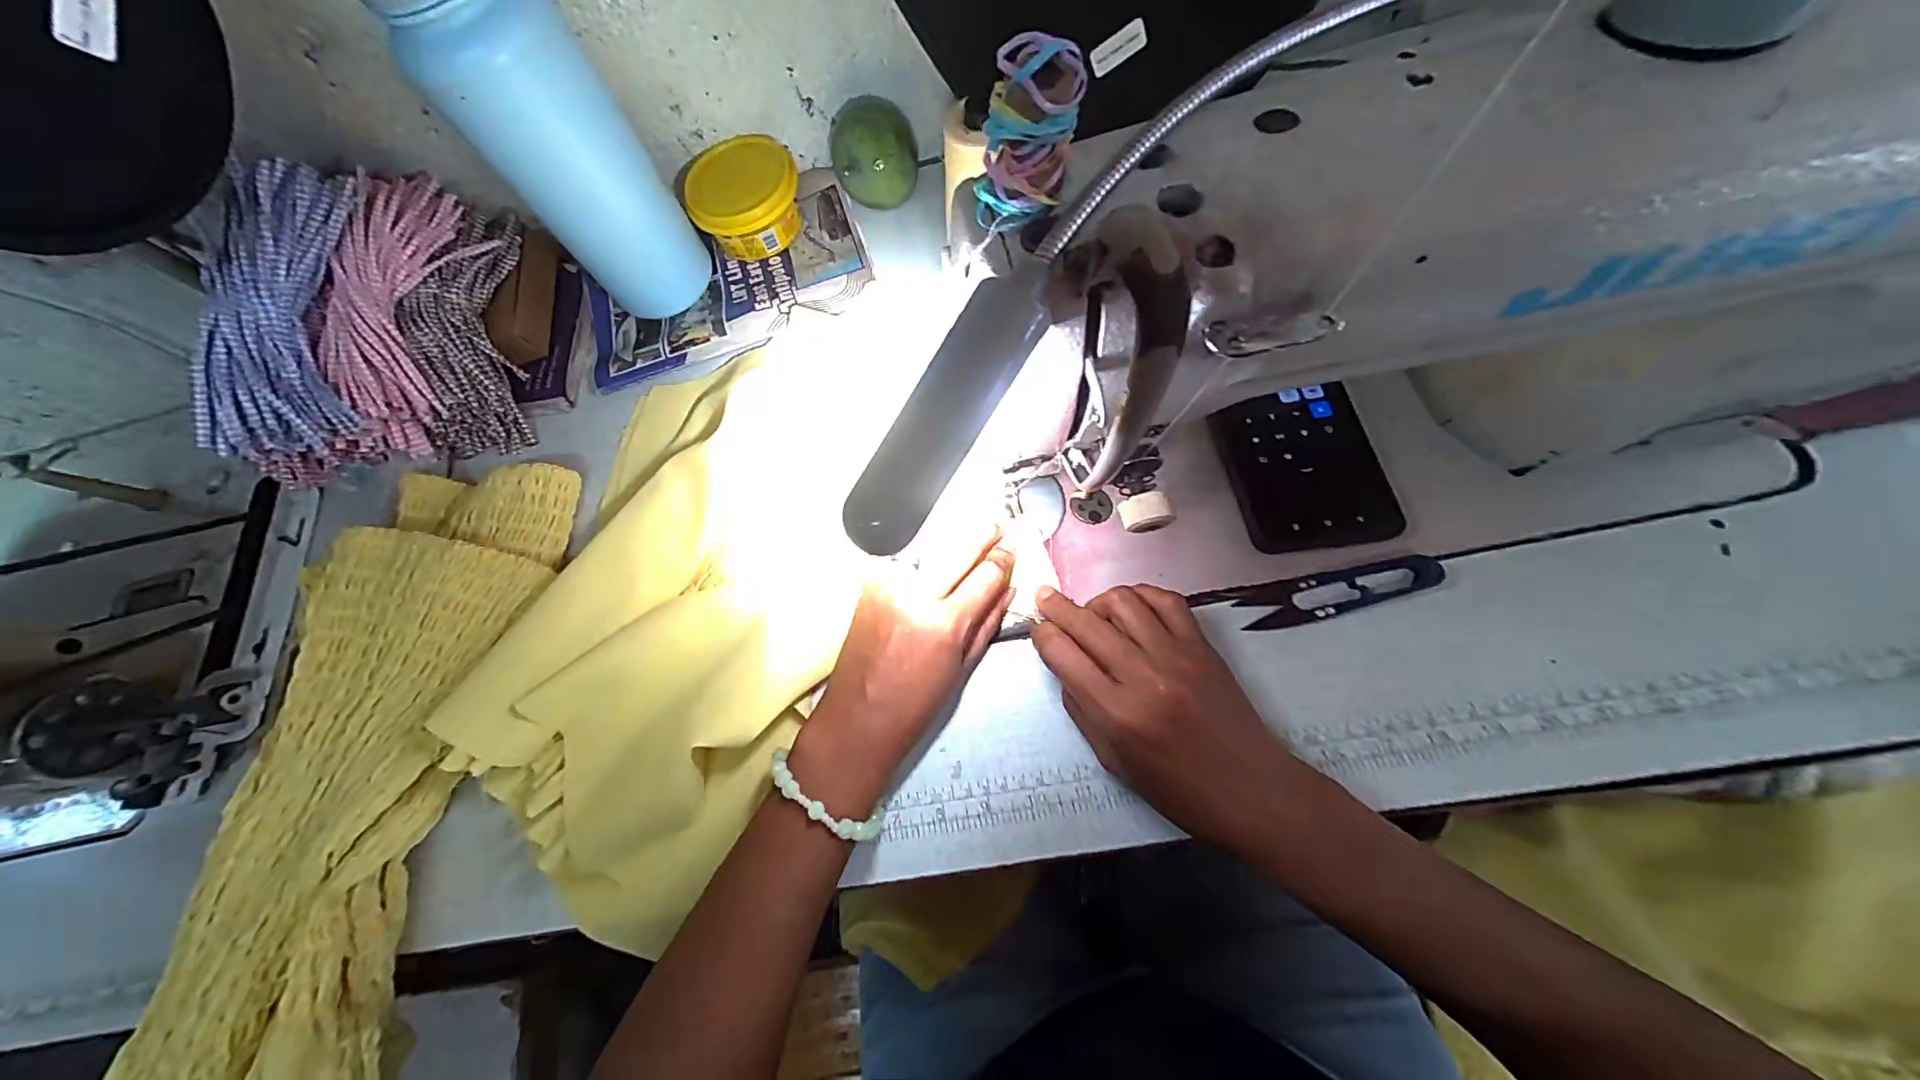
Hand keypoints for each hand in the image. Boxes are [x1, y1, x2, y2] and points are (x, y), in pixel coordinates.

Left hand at [794, 524, 1013, 814]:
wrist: (857, 717)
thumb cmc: (914, 704)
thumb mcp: (963, 666)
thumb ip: (988, 620)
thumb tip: (1008, 588)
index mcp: (944, 622)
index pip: (985, 574)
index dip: (1003, 559)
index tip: (1011, 549)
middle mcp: (915, 596)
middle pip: (959, 549)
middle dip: (983, 536)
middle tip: (997, 528)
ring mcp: (887, 587)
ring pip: (931, 549)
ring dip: (953, 543)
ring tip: (970, 541)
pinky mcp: (869, 587)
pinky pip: (904, 561)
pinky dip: (923, 558)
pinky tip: (935, 561)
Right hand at [1030, 584, 1320, 849]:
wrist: (1251, 789)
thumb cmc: (1177, 788)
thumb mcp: (1113, 760)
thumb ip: (1082, 710)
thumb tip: (1064, 667)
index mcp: (1116, 714)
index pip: (1063, 654)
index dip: (1042, 635)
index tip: (1038, 629)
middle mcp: (1143, 677)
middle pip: (1087, 623)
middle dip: (1057, 607)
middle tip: (1045, 599)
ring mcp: (1177, 656)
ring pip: (1124, 601)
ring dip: (1098, 601)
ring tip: (1094, 613)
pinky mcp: (1203, 647)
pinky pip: (1167, 601)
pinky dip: (1142, 595)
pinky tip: (1132, 607)